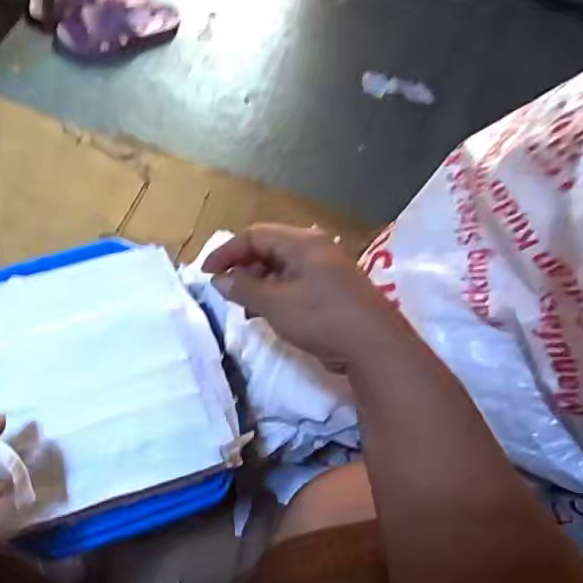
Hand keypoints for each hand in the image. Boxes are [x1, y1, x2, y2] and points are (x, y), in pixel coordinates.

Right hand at [202, 224, 410, 371]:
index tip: (207, 274)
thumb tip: (219, 279)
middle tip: (225, 290)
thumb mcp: (273, 303)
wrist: (375, 347)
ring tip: (244, 305)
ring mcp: (326, 269)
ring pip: (280, 266)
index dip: (226, 252)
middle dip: (241, 266)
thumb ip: (242, 287)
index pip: (254, 235)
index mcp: (302, 243)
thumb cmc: (321, 318)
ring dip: (257, 282)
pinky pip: (294, 281)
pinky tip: (267, 313)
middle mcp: (315, 249)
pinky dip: (274, 292)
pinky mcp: (332, 289)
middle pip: (268, 247)